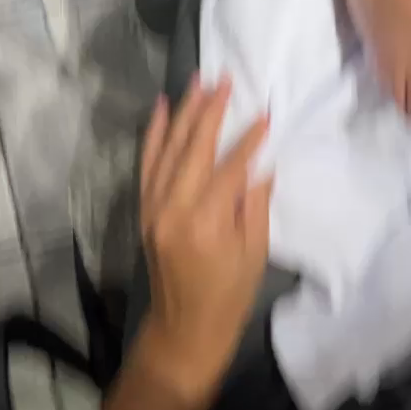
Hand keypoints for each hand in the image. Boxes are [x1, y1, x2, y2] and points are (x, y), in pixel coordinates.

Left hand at [134, 76, 272, 403]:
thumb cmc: (228, 295)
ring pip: (167, 148)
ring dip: (183, 112)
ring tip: (198, 81)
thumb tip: (259, 163)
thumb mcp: (254, 251)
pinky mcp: (145, 208)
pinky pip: (148, 163)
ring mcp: (154, 207)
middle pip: (193, 148)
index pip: (229, 167)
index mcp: (205, 222)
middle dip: (211, 110)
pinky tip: (161, 107)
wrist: (184, 330)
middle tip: (226, 79)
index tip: (265, 114)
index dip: (248, 139)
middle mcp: (173, 208)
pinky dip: (153, 133)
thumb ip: (254, 203)